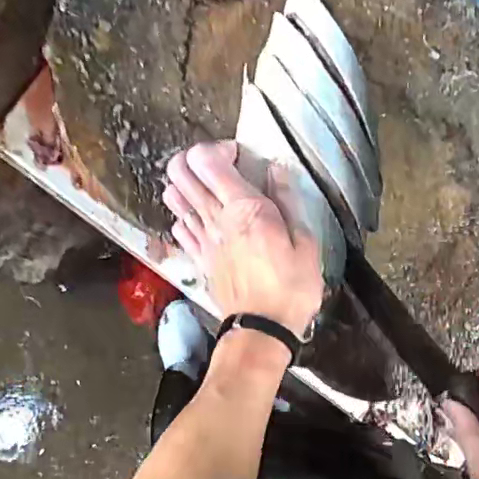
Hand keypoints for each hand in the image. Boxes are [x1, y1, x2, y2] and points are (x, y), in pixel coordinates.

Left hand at [162, 141, 323, 338]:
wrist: (262, 329)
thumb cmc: (291, 289)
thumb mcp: (305, 244)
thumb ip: (288, 202)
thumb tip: (277, 170)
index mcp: (244, 208)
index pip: (205, 158)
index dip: (219, 148)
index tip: (241, 157)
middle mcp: (215, 218)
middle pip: (179, 170)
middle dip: (195, 160)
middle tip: (221, 170)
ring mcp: (202, 239)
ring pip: (173, 195)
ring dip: (187, 186)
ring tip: (211, 194)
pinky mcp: (198, 258)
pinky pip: (178, 226)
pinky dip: (186, 216)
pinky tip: (205, 223)